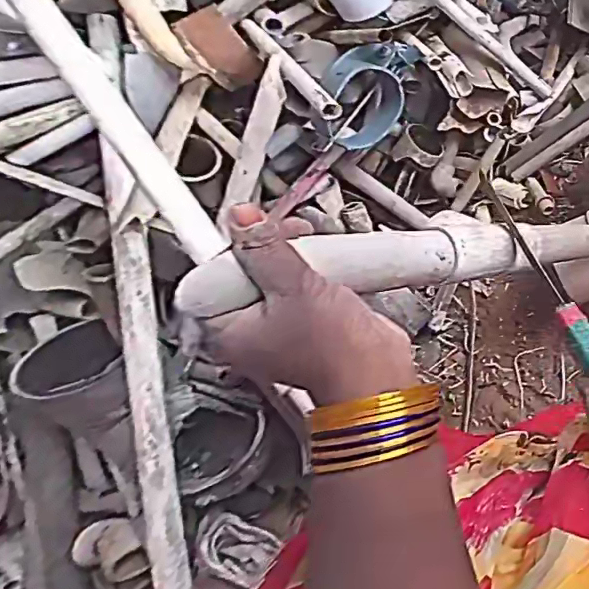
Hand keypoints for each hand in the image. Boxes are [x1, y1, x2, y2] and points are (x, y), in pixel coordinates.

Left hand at [202, 204, 414, 404]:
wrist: (378, 370)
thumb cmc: (334, 352)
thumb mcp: (295, 288)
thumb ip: (265, 249)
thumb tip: (241, 218)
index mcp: (227, 330)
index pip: (211, 275)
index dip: (233, 247)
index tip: (255, 229)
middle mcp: (251, 330)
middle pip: (247, 271)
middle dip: (271, 247)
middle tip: (291, 236)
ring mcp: (284, 324)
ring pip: (280, 275)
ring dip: (300, 257)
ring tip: (317, 251)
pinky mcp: (313, 319)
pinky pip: (306, 285)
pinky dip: (318, 271)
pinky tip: (332, 266)